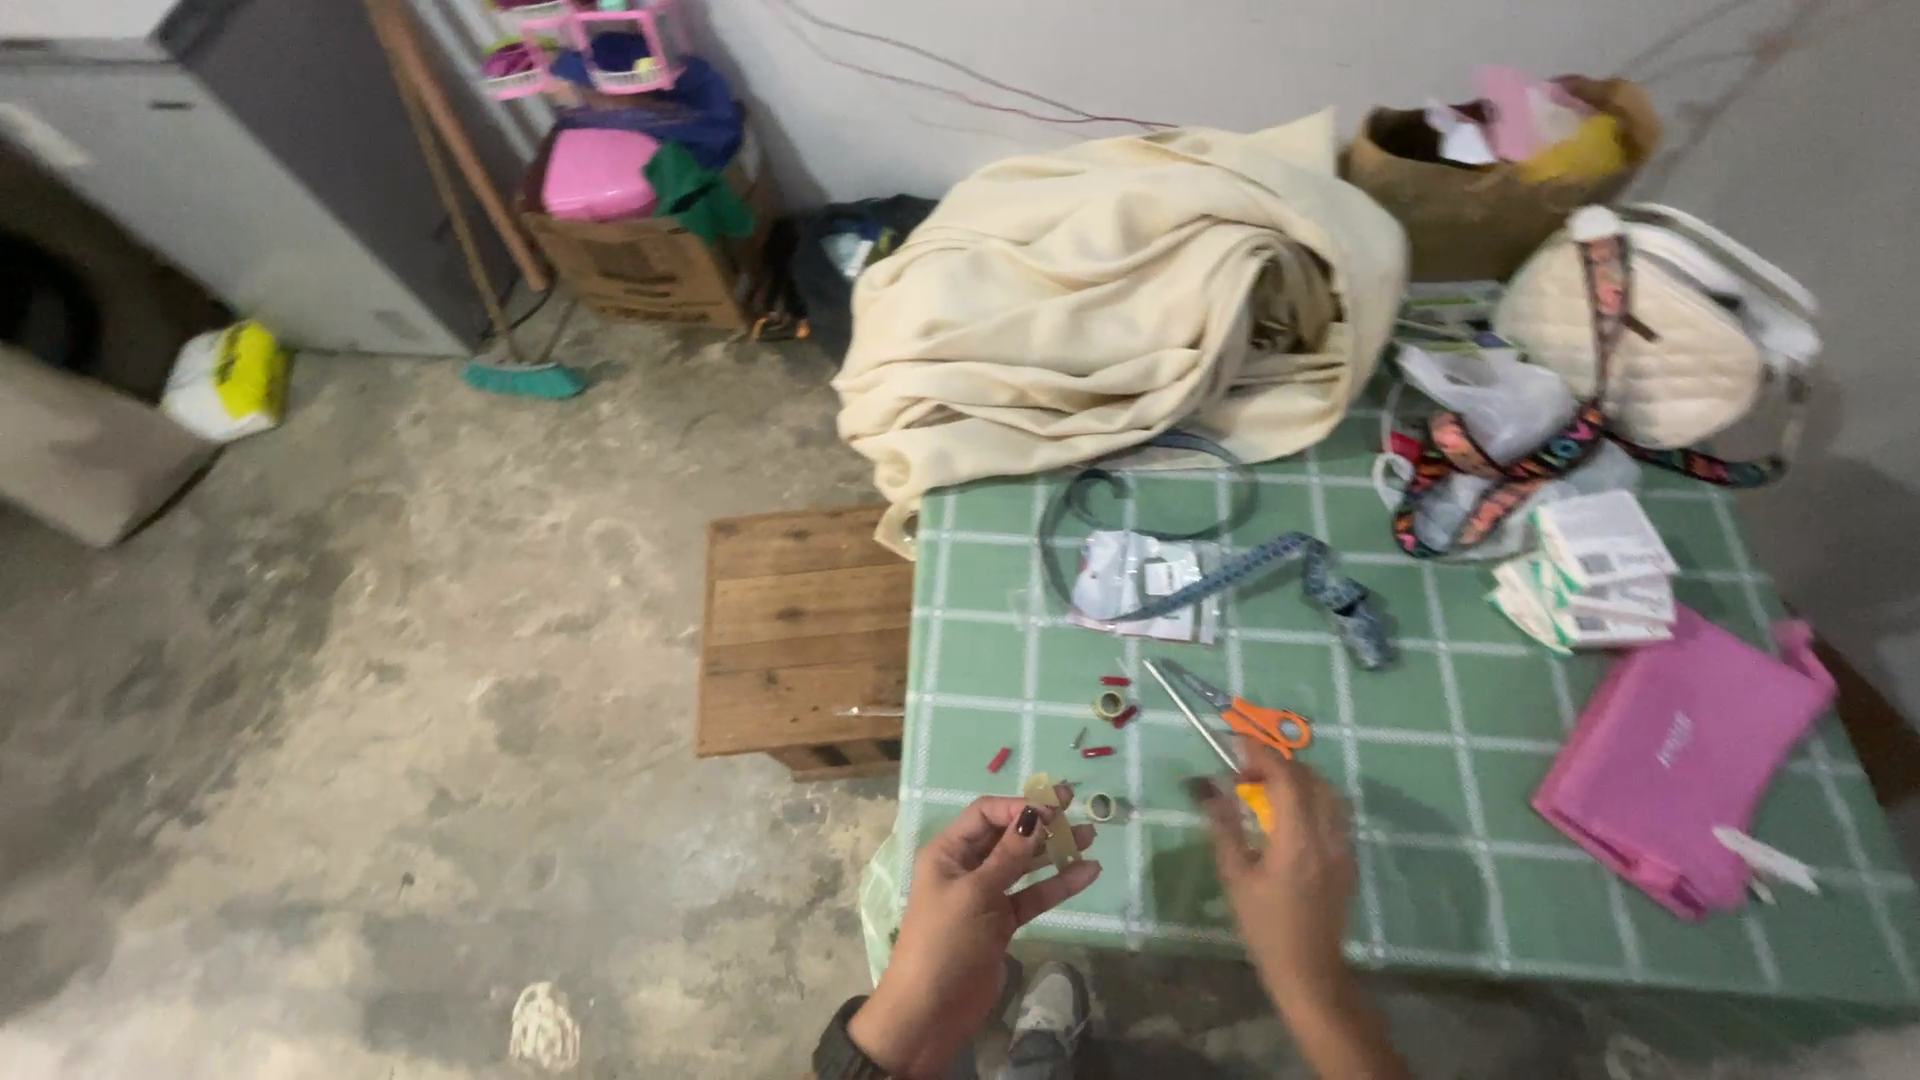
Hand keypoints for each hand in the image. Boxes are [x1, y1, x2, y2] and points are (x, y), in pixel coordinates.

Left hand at [848, 786, 1100, 1078]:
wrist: (931, 1014)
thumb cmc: (944, 942)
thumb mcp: (976, 893)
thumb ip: (1009, 855)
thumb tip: (1036, 814)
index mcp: (948, 851)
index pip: (985, 813)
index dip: (1018, 807)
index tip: (1052, 808)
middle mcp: (967, 866)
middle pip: (1007, 834)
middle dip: (1040, 820)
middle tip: (1074, 803)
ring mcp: (986, 894)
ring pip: (1024, 863)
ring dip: (1054, 850)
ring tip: (1088, 836)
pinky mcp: (1003, 921)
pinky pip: (1033, 895)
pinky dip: (1057, 884)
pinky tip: (1087, 872)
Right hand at [1197, 738, 1355, 1008]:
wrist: (1309, 970)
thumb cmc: (1264, 926)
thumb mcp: (1235, 875)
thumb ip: (1223, 825)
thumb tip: (1207, 787)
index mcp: (1296, 840)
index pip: (1286, 778)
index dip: (1261, 752)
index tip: (1237, 737)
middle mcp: (1326, 836)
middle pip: (1309, 778)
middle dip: (1277, 761)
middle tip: (1244, 766)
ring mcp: (1341, 847)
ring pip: (1327, 792)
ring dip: (1297, 776)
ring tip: (1266, 782)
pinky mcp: (1346, 858)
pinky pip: (1334, 811)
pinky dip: (1311, 795)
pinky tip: (1288, 807)